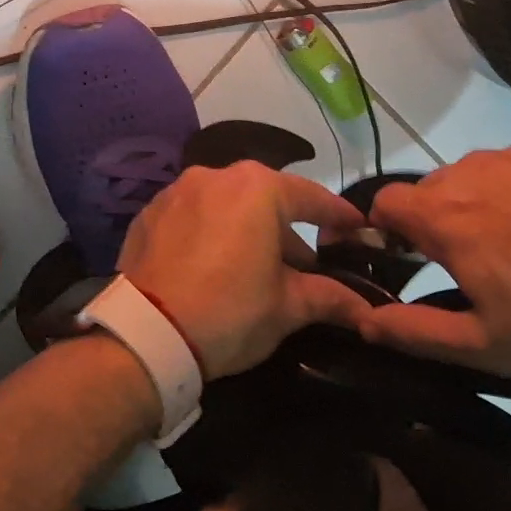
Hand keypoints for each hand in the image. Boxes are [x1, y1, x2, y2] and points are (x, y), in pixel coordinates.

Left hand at [117, 162, 371, 380]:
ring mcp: (176, 191)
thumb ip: (329, 297)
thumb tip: (364, 308)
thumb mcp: (287, 307)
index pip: (311, 197)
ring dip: (245, 229)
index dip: (338, 216)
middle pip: (264, 198)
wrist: (147, 334)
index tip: (357, 229)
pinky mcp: (148, 213)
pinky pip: (191, 217)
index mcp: (256, 188)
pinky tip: (212, 266)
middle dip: (286, 229)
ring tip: (255, 269)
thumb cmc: (229, 312)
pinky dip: (208, 234)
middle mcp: (214, 176)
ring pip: (225, 205)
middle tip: (302, 266)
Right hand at [356, 143, 510, 381]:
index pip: (383, 204)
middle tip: (477, 267)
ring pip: (480, 176)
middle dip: (436, 222)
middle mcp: (474, 172)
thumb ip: (417, 331)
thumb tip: (362, 320)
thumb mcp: (493, 347)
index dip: (384, 232)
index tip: (407, 262)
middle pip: (431, 189)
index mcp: (446, 216)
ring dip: (484, 206)